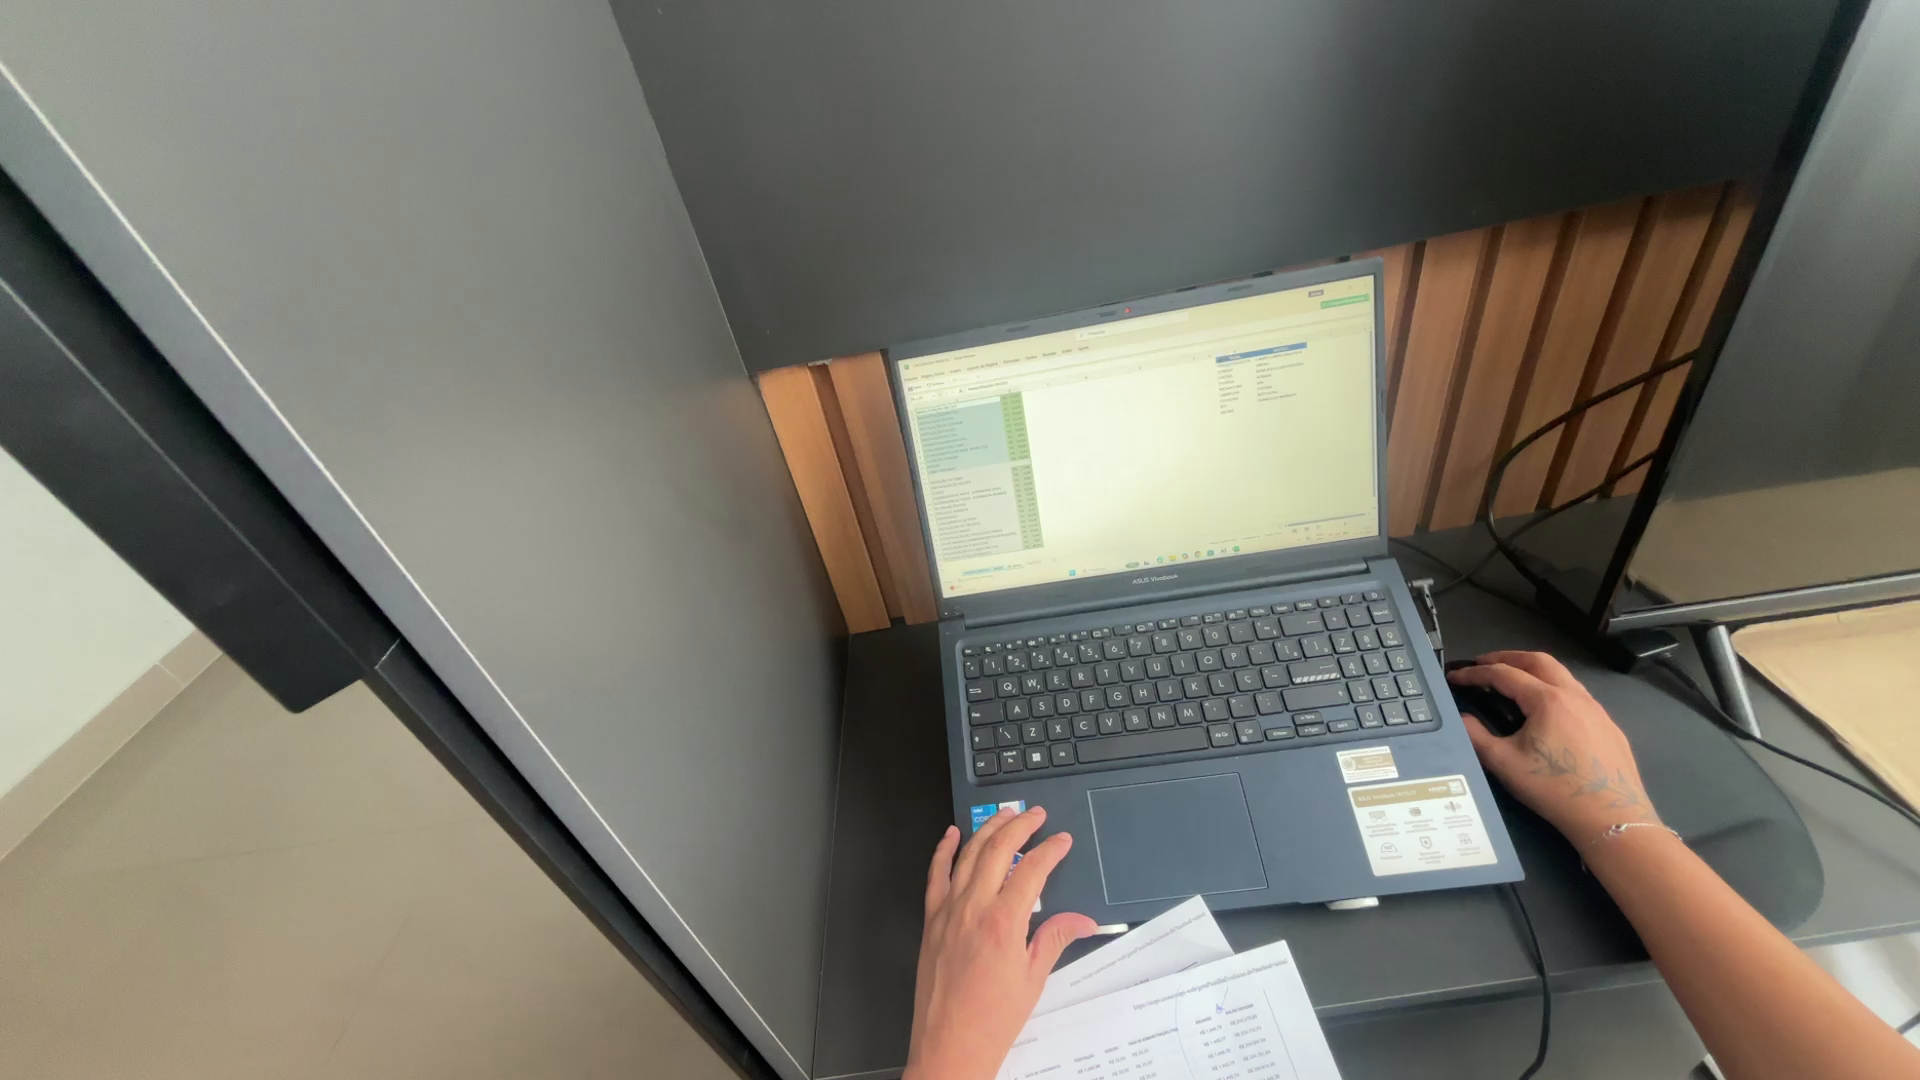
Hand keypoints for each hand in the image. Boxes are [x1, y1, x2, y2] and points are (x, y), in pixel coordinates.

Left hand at [904, 806, 1096, 1079]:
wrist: (949, 1049)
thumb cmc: (992, 1021)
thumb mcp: (1032, 980)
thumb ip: (1055, 939)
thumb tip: (1082, 921)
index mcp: (1003, 923)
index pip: (1031, 870)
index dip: (1050, 850)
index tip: (1061, 840)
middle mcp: (973, 908)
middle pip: (999, 850)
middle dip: (1020, 826)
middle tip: (1036, 815)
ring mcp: (948, 910)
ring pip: (968, 854)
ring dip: (988, 829)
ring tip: (1005, 815)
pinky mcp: (931, 919)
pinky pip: (936, 874)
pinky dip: (944, 850)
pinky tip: (952, 834)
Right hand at [1448, 650, 1660, 844]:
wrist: (1613, 821)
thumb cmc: (1554, 788)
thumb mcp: (1502, 762)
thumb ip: (1474, 734)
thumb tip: (1461, 718)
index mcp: (1548, 701)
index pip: (1503, 674)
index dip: (1474, 673)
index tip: (1455, 677)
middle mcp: (1576, 698)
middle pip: (1538, 661)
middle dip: (1506, 657)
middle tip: (1483, 664)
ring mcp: (1597, 712)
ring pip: (1561, 676)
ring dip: (1532, 671)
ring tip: (1511, 683)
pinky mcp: (1610, 728)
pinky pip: (1577, 695)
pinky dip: (1552, 689)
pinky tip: (1543, 711)